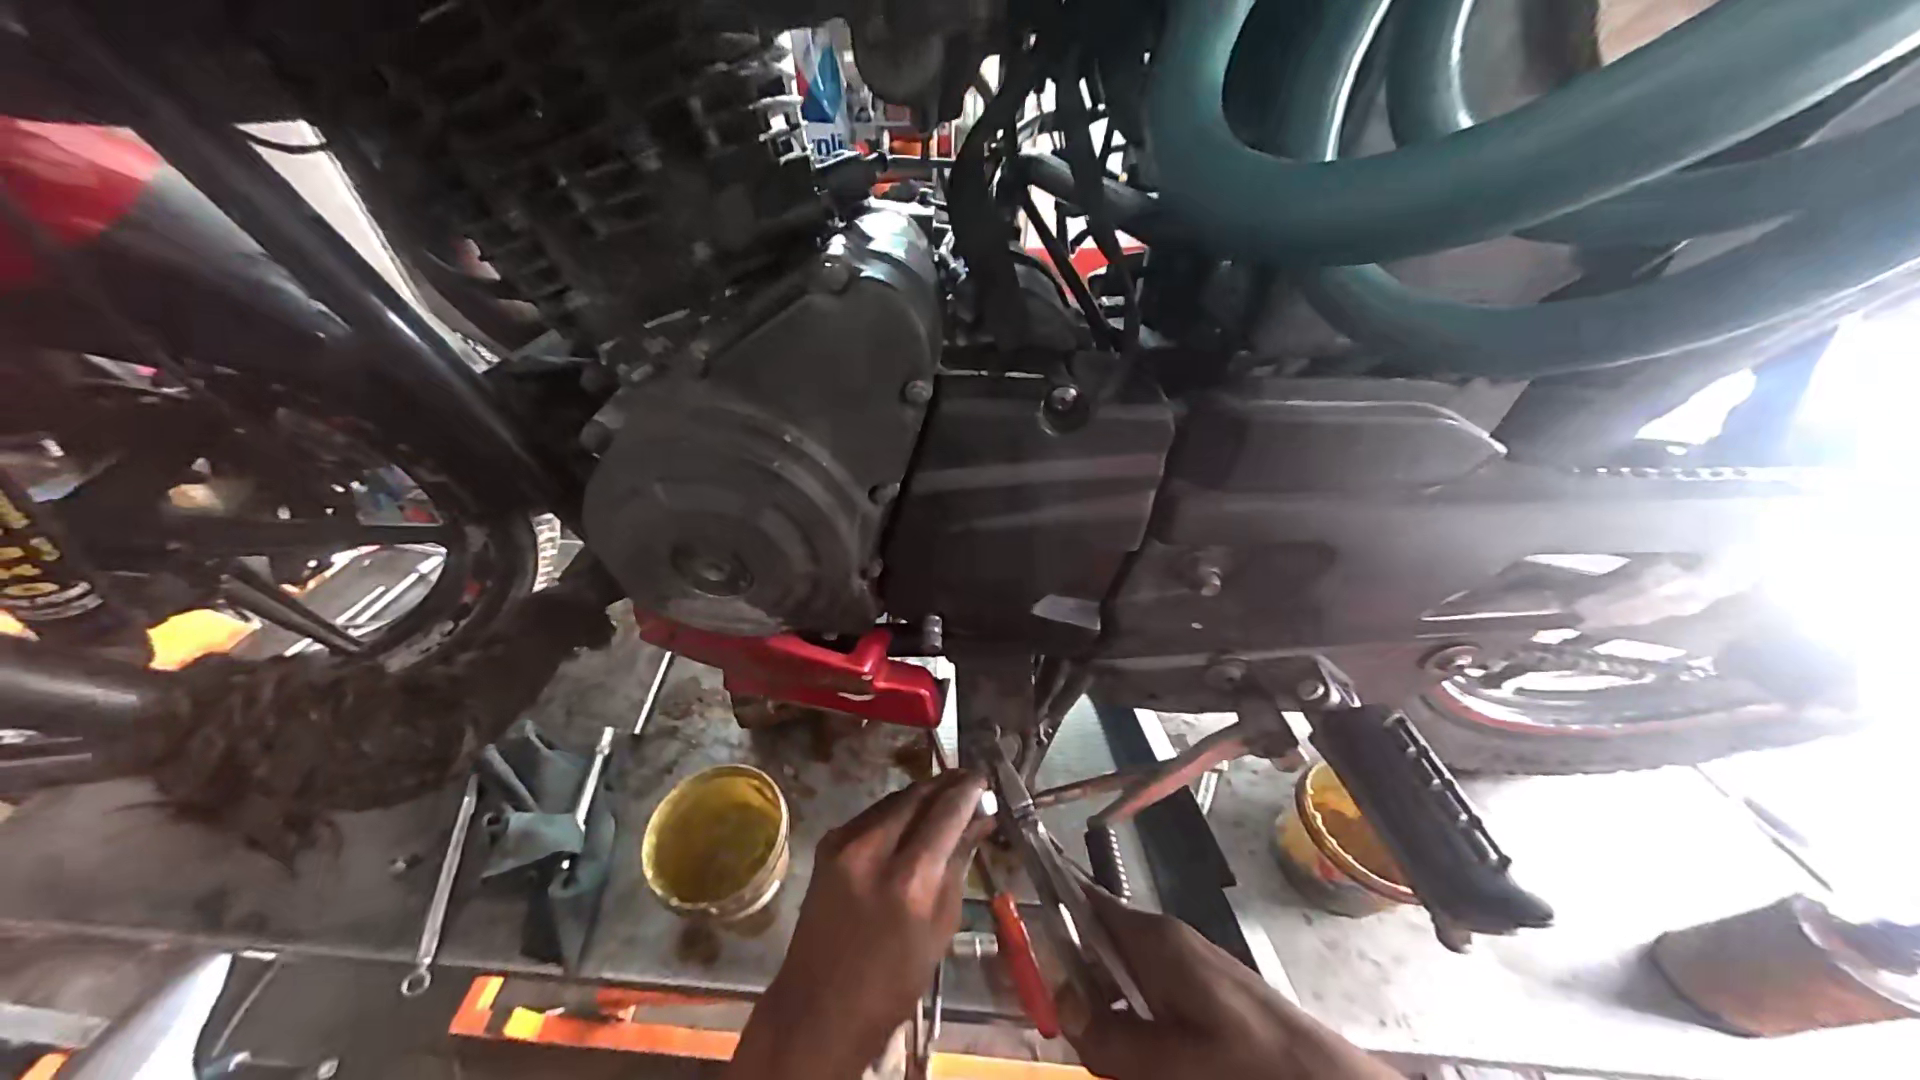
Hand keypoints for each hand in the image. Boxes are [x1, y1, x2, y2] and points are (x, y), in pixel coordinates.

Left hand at [726, 771, 988, 1079]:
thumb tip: (981, 820)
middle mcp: (874, 850)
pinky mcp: (827, 845)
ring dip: (922, 793)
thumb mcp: (940, 927)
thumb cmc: (893, 982)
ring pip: (894, 800)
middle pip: (918, 796)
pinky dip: (896, 809)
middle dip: (946, 783)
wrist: (819, 1007)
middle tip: (968, 780)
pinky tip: (912, 815)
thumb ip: (959, 863)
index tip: (983, 779)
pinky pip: (871, 814)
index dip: (968, 790)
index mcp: (910, 879)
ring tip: (945, 793)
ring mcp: (844, 844)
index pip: (946, 813)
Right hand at [1061, 888, 1400, 1079]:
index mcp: (1153, 940)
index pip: (1084, 901)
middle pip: (1094, 948)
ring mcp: (1183, 967)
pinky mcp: (1199, 995)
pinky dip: (1133, 1031)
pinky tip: (1144, 1067)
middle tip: (1068, 1036)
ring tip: (1118, 1066)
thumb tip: (1060, 1003)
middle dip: (1076, 990)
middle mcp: (1163, 941)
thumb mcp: (1171, 1066)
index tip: (1014, 946)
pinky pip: (1147, 1002)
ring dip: (1106, 1019)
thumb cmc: (1250, 1070)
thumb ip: (1108, 1037)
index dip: (1047, 912)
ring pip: (1119, 981)